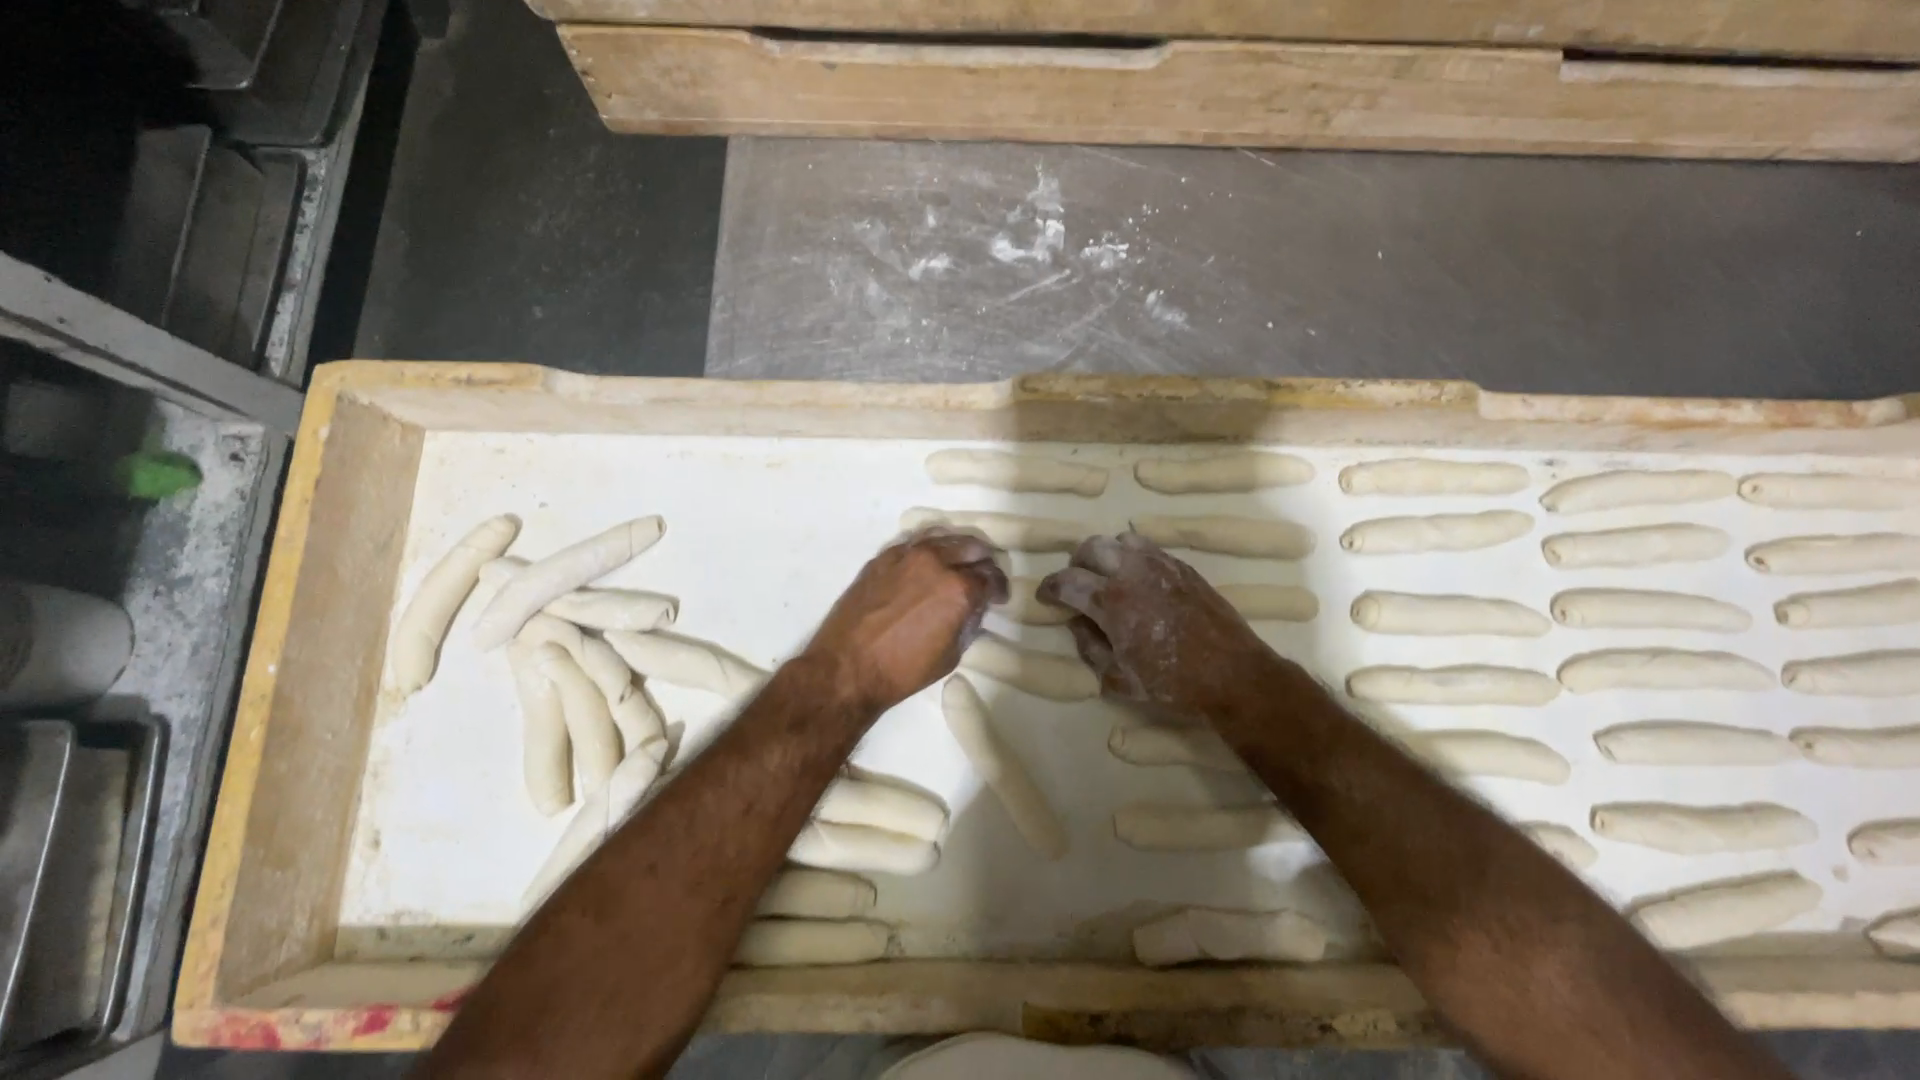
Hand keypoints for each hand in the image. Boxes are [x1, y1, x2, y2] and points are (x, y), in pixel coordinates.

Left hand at [803, 527, 1009, 713]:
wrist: (847, 667)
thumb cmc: (902, 671)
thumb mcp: (951, 655)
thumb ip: (969, 624)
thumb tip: (975, 609)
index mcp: (959, 589)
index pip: (992, 577)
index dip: (1000, 589)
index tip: (998, 598)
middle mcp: (937, 563)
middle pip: (973, 548)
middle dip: (984, 563)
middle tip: (982, 578)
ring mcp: (907, 555)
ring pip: (945, 537)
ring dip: (959, 548)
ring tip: (960, 563)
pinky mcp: (884, 556)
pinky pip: (916, 540)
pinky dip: (931, 547)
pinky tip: (931, 561)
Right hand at [1040, 532, 1284, 721]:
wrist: (1232, 675)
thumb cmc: (1172, 684)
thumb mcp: (1118, 679)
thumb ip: (1089, 648)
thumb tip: (1077, 624)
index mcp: (1111, 602)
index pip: (1067, 581)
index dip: (1050, 588)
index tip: (1047, 597)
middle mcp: (1133, 574)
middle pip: (1091, 548)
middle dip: (1076, 564)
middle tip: (1077, 585)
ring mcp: (1160, 565)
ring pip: (1121, 540)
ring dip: (1106, 555)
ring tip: (1108, 577)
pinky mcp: (1183, 567)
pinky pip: (1148, 548)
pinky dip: (1133, 557)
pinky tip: (1138, 580)